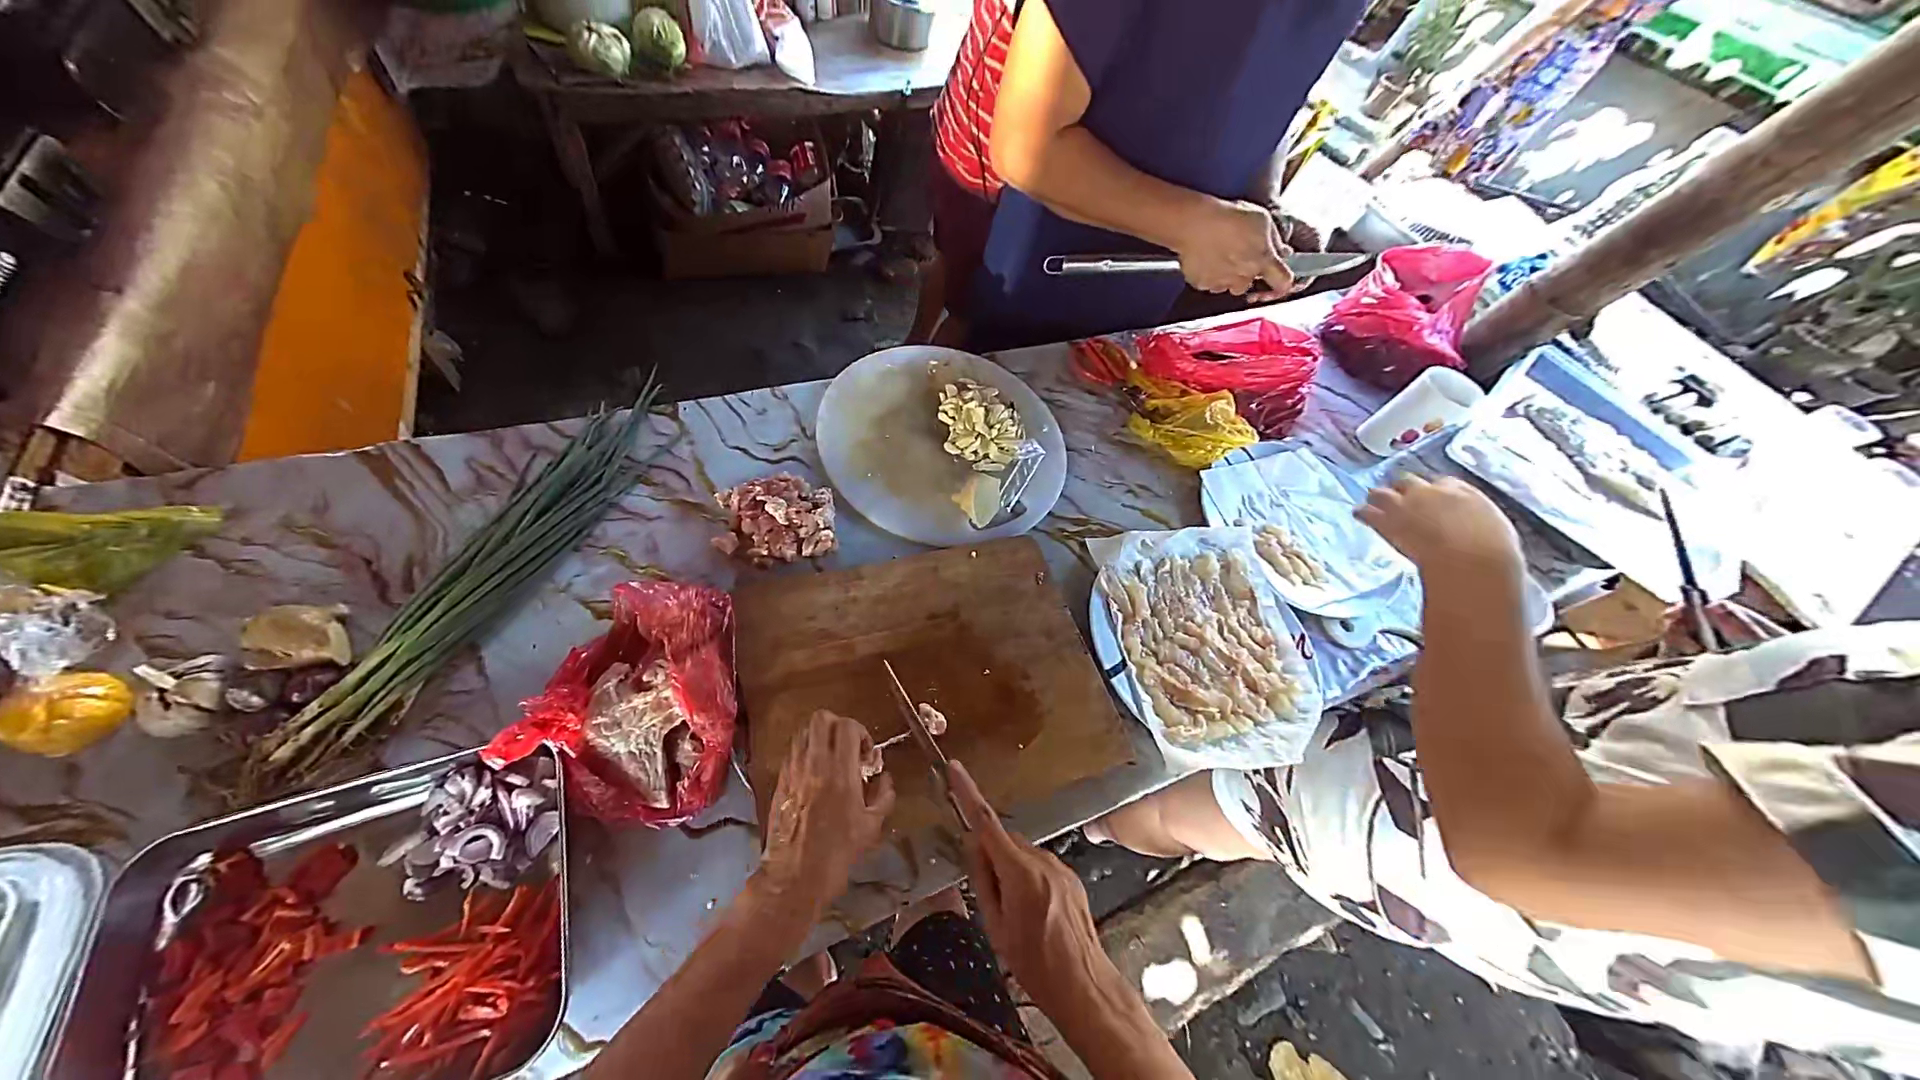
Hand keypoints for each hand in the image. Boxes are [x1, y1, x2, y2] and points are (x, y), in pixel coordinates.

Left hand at [759, 710, 895, 917]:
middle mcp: (814, 763)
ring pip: (804, 731)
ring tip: (832, 759)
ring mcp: (793, 770)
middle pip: (822, 718)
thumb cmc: (838, 852)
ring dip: (821, 738)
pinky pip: (793, 752)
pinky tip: (816, 775)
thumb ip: (883, 795)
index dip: (861, 733)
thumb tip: (884, 778)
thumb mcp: (871, 825)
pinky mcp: (780, 780)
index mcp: (839, 771)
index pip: (847, 727)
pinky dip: (806, 753)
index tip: (866, 755)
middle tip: (849, 748)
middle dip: (839, 726)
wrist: (795, 875)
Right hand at [949, 759, 1104, 1010]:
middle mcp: (1043, 861)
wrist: (1084, 986)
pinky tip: (1035, 909)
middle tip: (991, 895)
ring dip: (1011, 868)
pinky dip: (1029, 875)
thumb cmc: (1034, 965)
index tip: (956, 769)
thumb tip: (971, 843)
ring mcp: (1060, 867)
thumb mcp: (995, 926)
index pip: (986, 823)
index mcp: (1020, 873)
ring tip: (1017, 911)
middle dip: (991, 855)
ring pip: (1022, 852)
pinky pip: (1040, 863)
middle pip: (1004, 840)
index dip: (968, 794)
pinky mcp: (1072, 875)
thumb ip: (982, 879)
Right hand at [1172, 197, 1293, 298]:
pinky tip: (1205, 257)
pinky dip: (1207, 274)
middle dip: (1245, 274)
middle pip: (1249, 285)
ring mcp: (1221, 283)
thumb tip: (1282, 252)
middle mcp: (1243, 277)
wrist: (1194, 223)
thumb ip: (1275, 240)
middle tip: (1237, 256)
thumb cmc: (1228, 217)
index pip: (1283, 283)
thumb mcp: (1262, 219)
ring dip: (1226, 275)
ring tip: (1219, 255)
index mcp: (1263, 260)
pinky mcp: (1201, 284)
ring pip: (1227, 285)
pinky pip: (1208, 283)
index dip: (1282, 283)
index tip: (1277, 278)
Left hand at [1355, 474, 1523, 584]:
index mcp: (1461, 491)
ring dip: (1378, 497)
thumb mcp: (1494, 526)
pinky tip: (1359, 514)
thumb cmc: (1493, 549)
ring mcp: (1404, 505)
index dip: (1433, 490)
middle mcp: (1429, 492)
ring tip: (1373, 502)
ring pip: (1382, 492)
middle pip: (1407, 481)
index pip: (1442, 483)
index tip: (1430, 498)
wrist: (1470, 559)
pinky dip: (1362, 513)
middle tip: (1398, 498)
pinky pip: (1367, 512)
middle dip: (1402, 489)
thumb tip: (1473, 524)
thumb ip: (1477, 518)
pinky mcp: (1386, 521)